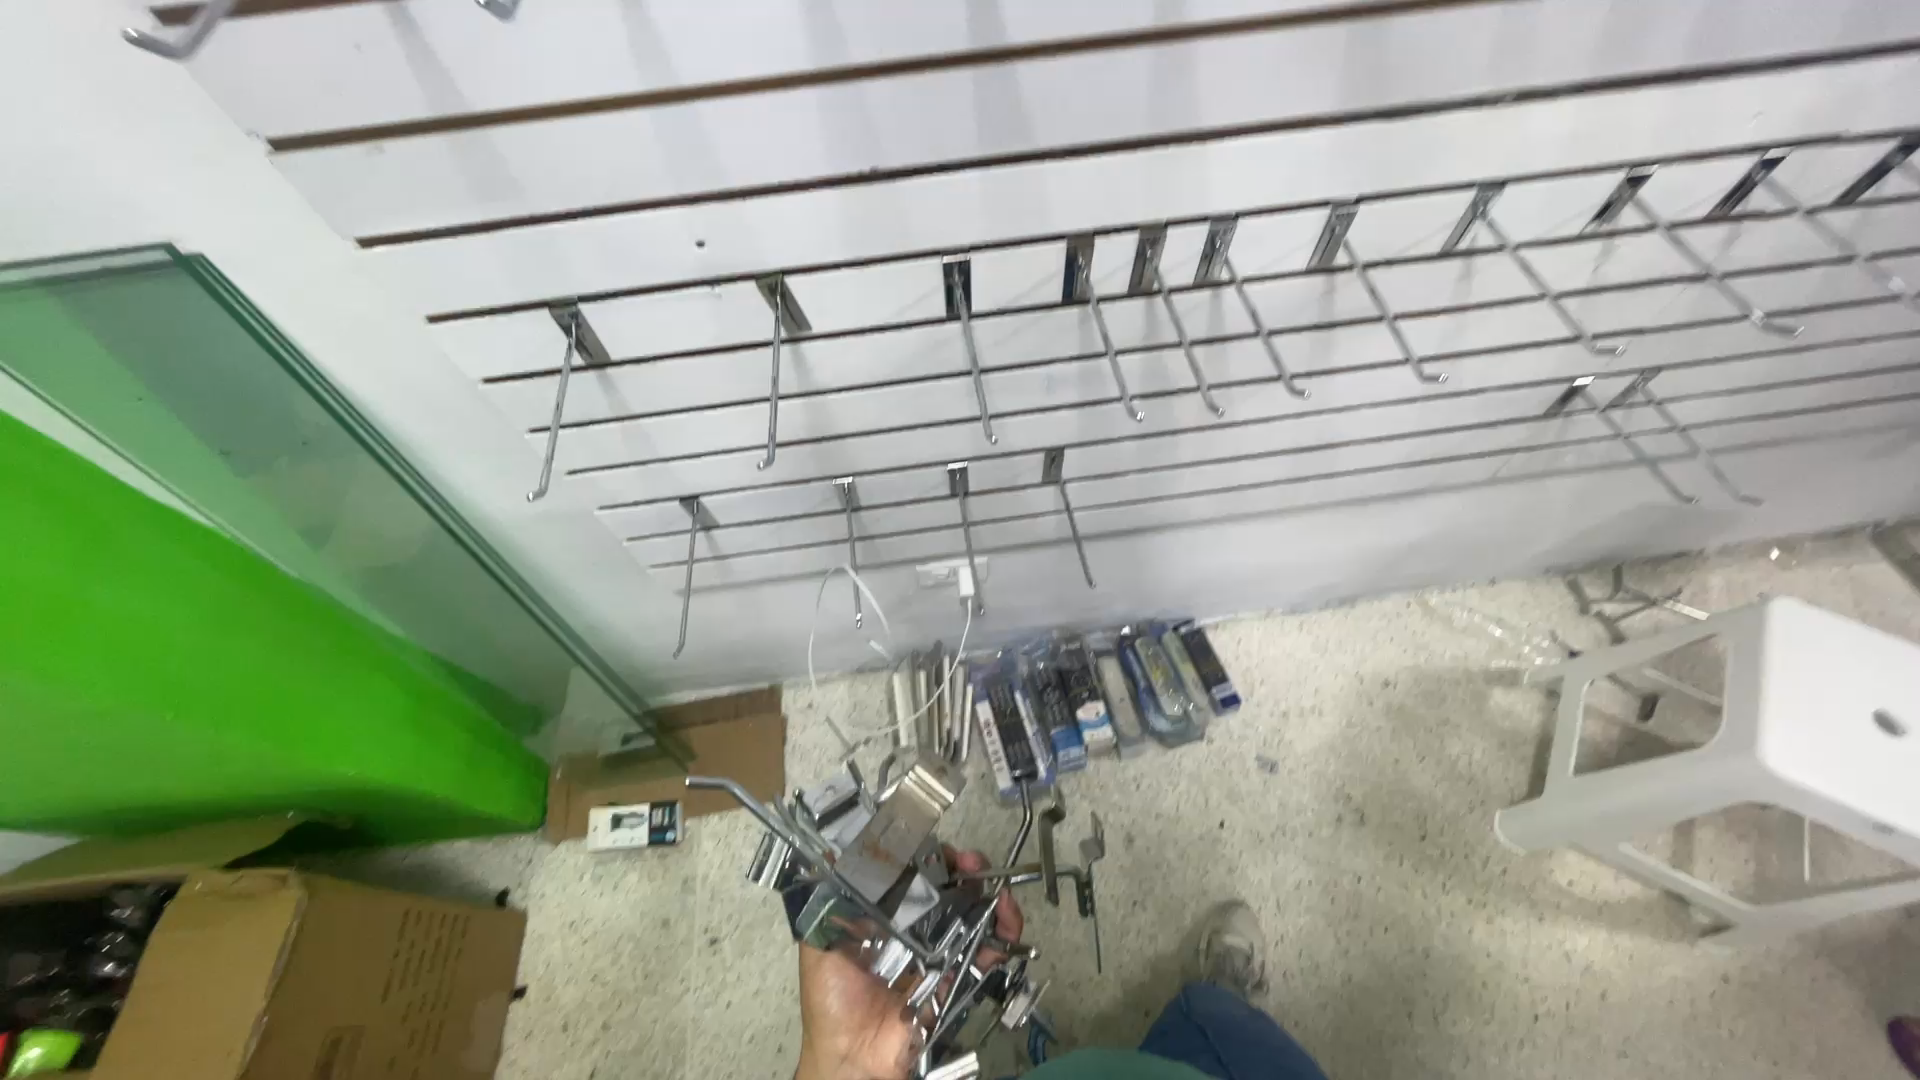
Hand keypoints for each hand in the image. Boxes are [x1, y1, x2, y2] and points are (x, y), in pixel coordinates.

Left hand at [795, 850, 1023, 1079]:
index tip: (943, 851)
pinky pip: (987, 954)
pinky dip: (1002, 938)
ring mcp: (941, 952)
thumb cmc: (833, 1000)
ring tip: (1001, 895)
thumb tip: (839, 858)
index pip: (916, 874)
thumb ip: (831, 905)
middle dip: (969, 871)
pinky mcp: (958, 979)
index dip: (932, 858)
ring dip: (994, 898)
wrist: (852, 1059)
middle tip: (975, 865)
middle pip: (951, 889)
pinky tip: (1006, 928)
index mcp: (888, 914)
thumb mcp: (822, 944)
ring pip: (976, 914)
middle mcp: (917, 927)